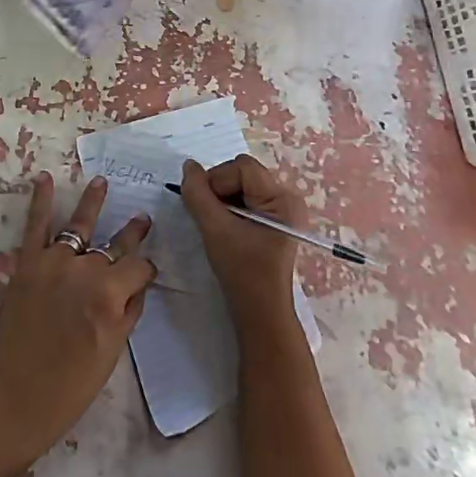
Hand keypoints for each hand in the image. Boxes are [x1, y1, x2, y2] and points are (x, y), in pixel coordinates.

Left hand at [0, 173, 155, 457]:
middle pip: (112, 246)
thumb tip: (136, 286)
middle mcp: (84, 268)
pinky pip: (35, 225)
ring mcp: (53, 261)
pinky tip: (45, 178)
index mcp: (110, 293)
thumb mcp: (113, 350)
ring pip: (78, 225)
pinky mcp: (27, 262)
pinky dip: (40, 200)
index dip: (146, 272)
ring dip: (92, 202)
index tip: (148, 274)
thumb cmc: (72, 382)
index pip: (138, 269)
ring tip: (102, 182)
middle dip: (131, 233)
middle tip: (142, 217)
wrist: (18, 389)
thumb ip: (127, 312)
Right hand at [177, 156, 303, 323]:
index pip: (241, 167)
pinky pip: (243, 197)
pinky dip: (227, 207)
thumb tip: (189, 166)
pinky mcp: (272, 219)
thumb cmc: (242, 270)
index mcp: (282, 199)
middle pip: (241, 172)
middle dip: (218, 189)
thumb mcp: (214, 229)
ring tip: (217, 223)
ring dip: (220, 199)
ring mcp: (281, 209)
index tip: (207, 207)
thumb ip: (198, 193)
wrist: (259, 310)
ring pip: (239, 184)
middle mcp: (287, 198)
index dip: (217, 180)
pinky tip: (224, 227)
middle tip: (211, 216)